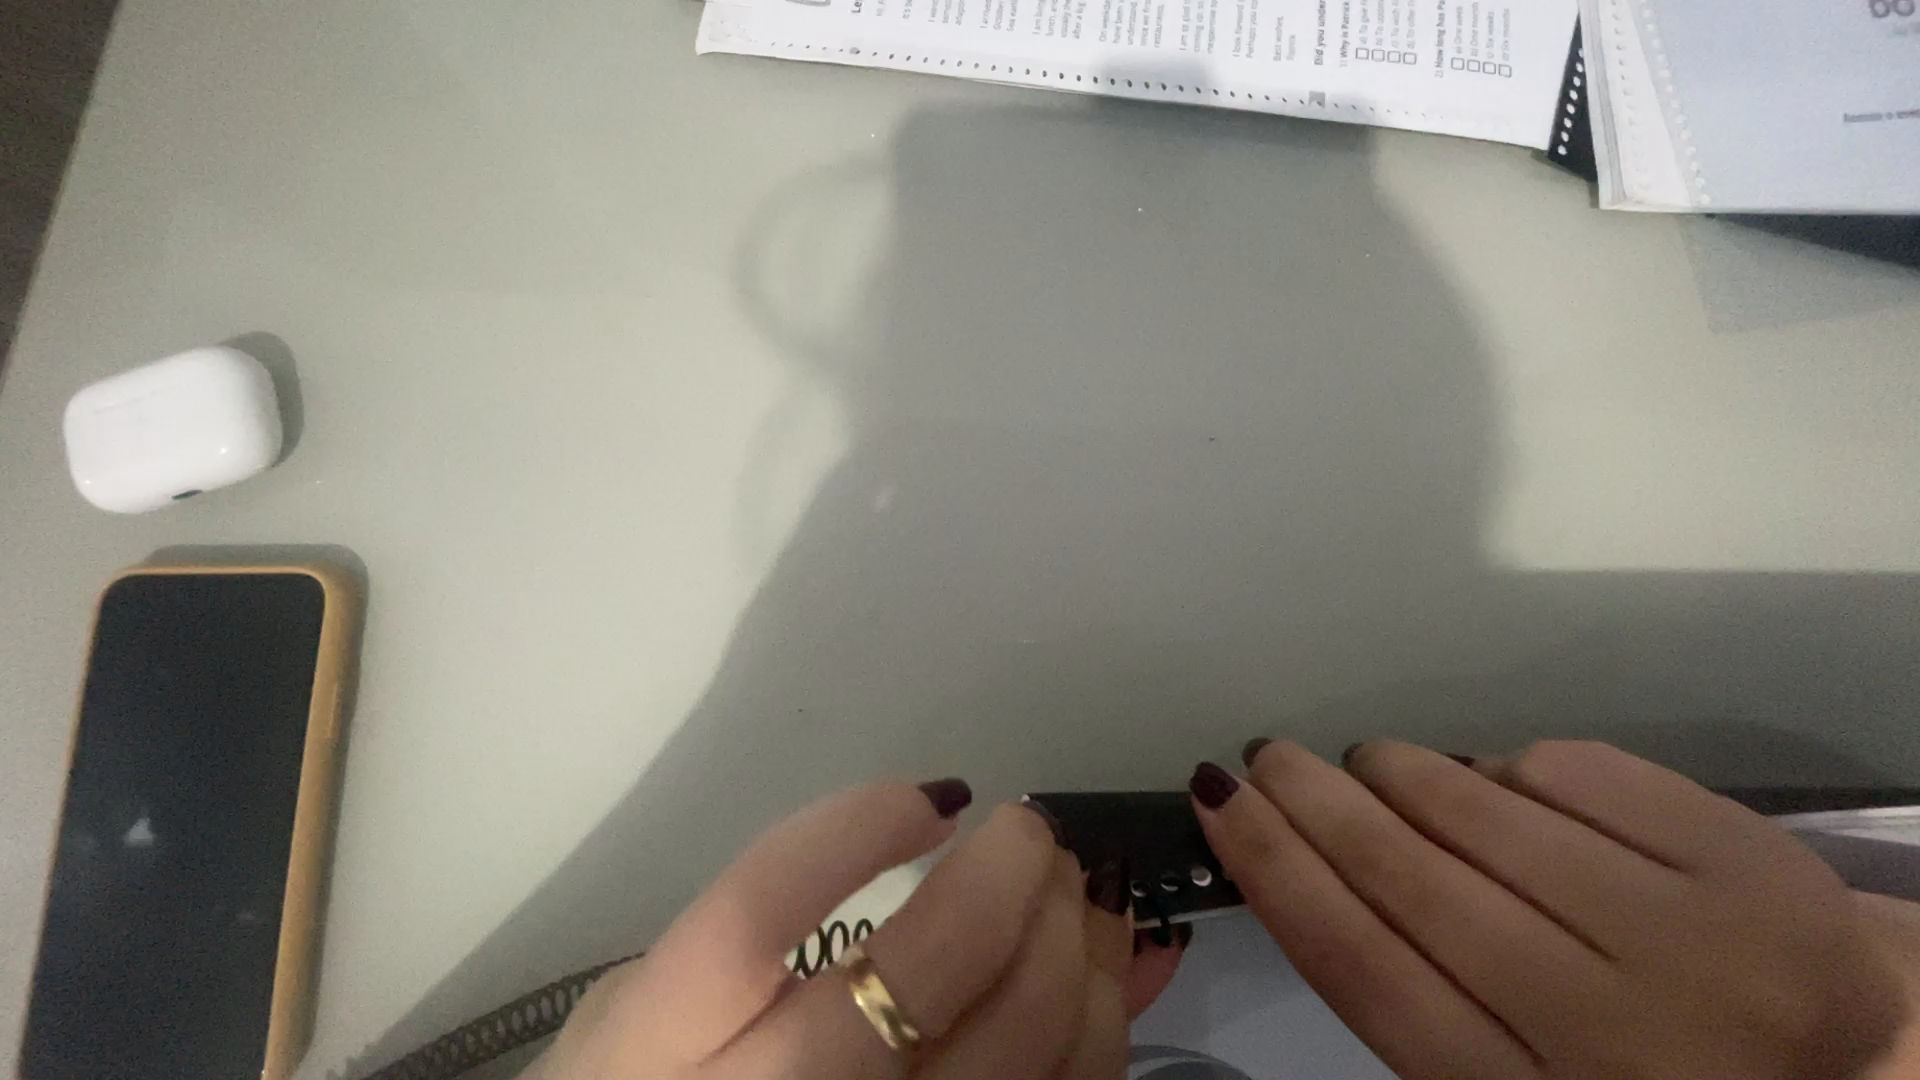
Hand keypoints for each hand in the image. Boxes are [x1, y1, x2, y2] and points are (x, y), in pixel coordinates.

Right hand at [527, 781, 1146, 1079]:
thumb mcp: (643, 1000)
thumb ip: (749, 910)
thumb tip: (923, 814)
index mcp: (661, 1042)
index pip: (761, 912)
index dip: (858, 831)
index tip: (934, 798)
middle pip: (919, 976)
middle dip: (1005, 874)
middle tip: (1027, 830)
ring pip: (1015, 1044)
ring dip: (1069, 936)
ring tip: (1071, 885)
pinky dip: (1101, 1014)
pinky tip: (1097, 961)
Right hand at [1191, 739, 1907, 1079]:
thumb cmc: (1636, 1078)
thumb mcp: (1502, 1073)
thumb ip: (1412, 985)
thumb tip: (1316, 849)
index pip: (1362, 968)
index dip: (1274, 868)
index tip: (1218, 798)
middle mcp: (1620, 1045)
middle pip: (1410, 884)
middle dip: (1314, 802)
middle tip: (1267, 755)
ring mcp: (1706, 954)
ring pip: (1486, 817)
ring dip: (1402, 772)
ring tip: (1368, 762)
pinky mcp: (1762, 875)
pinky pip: (1576, 775)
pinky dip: (1512, 763)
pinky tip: (1498, 777)